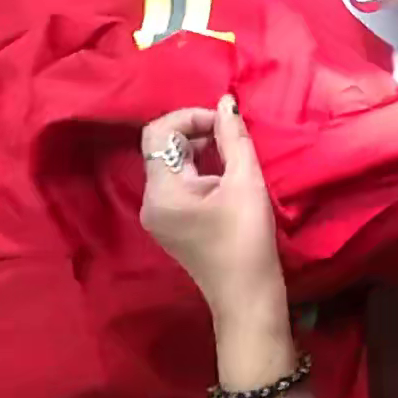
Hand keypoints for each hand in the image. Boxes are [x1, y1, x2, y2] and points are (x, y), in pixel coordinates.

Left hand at [139, 96, 287, 330]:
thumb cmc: (247, 238)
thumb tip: (226, 102)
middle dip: (197, 131)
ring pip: (172, 163)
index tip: (225, 123)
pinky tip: (226, 175)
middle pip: (163, 146)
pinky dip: (200, 168)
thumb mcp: (245, 181)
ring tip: (233, 155)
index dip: (190, 117)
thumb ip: (234, 137)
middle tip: (233, 137)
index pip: (159, 132)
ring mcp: (158, 214)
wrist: (247, 295)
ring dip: (201, 149)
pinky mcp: (172, 223)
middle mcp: (150, 201)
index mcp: (161, 191)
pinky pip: (179, 182)